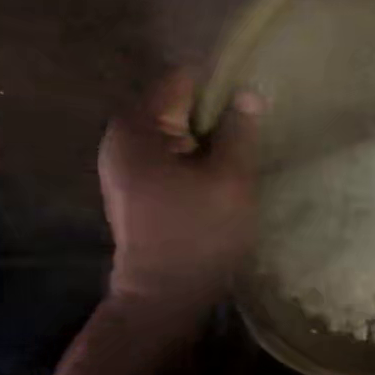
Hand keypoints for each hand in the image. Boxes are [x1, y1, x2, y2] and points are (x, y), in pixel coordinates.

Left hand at [98, 73, 260, 314]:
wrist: (166, 293)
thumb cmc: (199, 233)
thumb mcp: (230, 178)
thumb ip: (239, 132)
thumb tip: (249, 92)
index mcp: (136, 127)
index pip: (182, 80)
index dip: (221, 86)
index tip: (253, 105)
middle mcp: (121, 138)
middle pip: (177, 105)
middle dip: (216, 118)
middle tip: (251, 139)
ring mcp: (124, 164)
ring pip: (178, 134)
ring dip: (210, 142)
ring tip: (240, 161)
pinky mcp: (136, 187)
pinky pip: (172, 156)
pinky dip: (197, 160)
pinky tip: (220, 181)